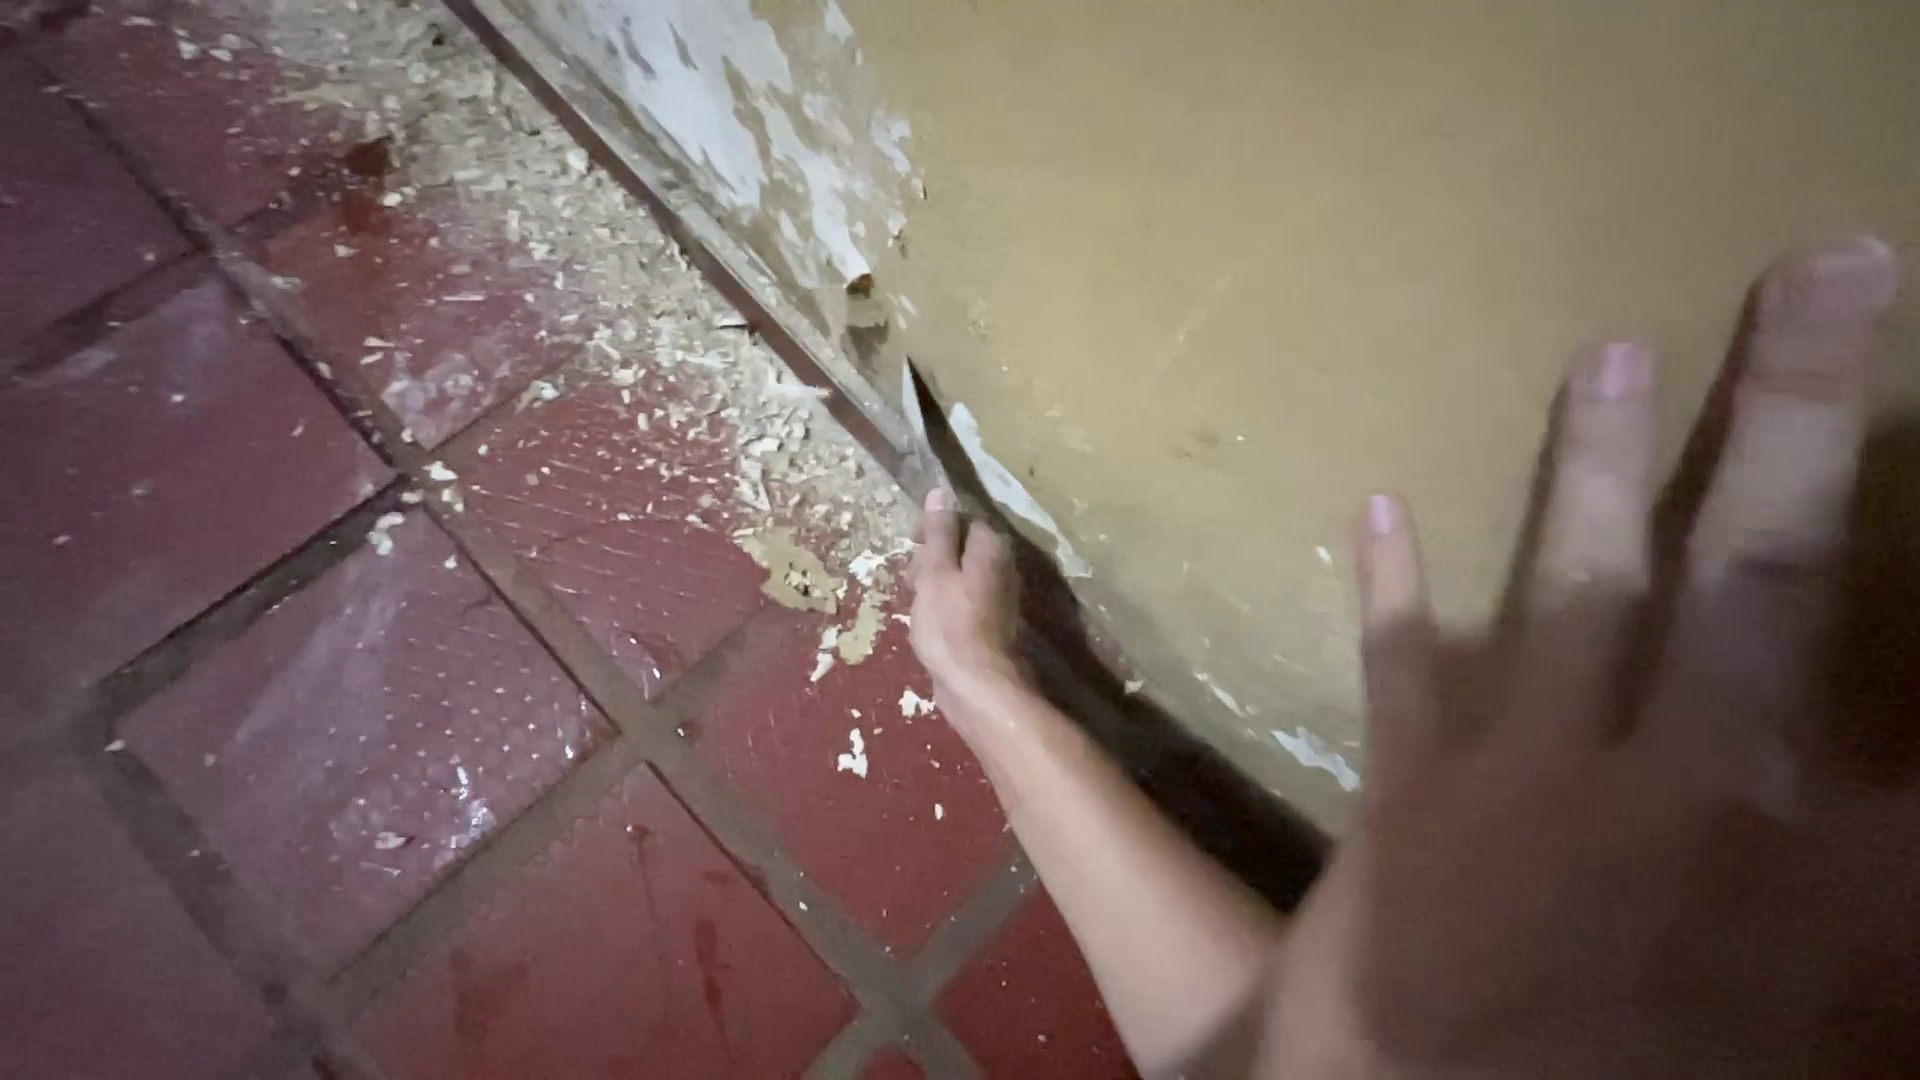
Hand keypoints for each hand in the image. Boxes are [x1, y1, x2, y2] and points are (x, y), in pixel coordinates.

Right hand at [908, 487, 1021, 693]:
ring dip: (935, 583)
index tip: (909, 546)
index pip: (962, 520)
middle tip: (909, 579)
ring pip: (962, 576)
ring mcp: (1000, 597)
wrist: (976, 684)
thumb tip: (940, 492)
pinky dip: (945, 604)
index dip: (933, 529)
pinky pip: (964, 601)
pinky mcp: (991, 623)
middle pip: (963, 548)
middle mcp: (1003, 567)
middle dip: (932, 558)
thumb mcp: (935, 572)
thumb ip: (939, 532)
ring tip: (914, 602)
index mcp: (991, 548)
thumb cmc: (949, 623)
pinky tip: (929, 621)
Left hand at [1263, 236, 1910, 1076]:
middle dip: (1794, 418)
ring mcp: (1519, 769)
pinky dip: (1391, 585)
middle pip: (1760, 569)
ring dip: (1593, 465)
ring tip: (1610, 349)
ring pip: (1575, 586)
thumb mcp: (1845, 1028)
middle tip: (1817, 275)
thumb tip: (1870, 777)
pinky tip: (1378, 503)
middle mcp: (1679, 780)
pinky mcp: (1408, 787)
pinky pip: (1399, 663)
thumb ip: (1871, 890)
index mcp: (1833, 865)